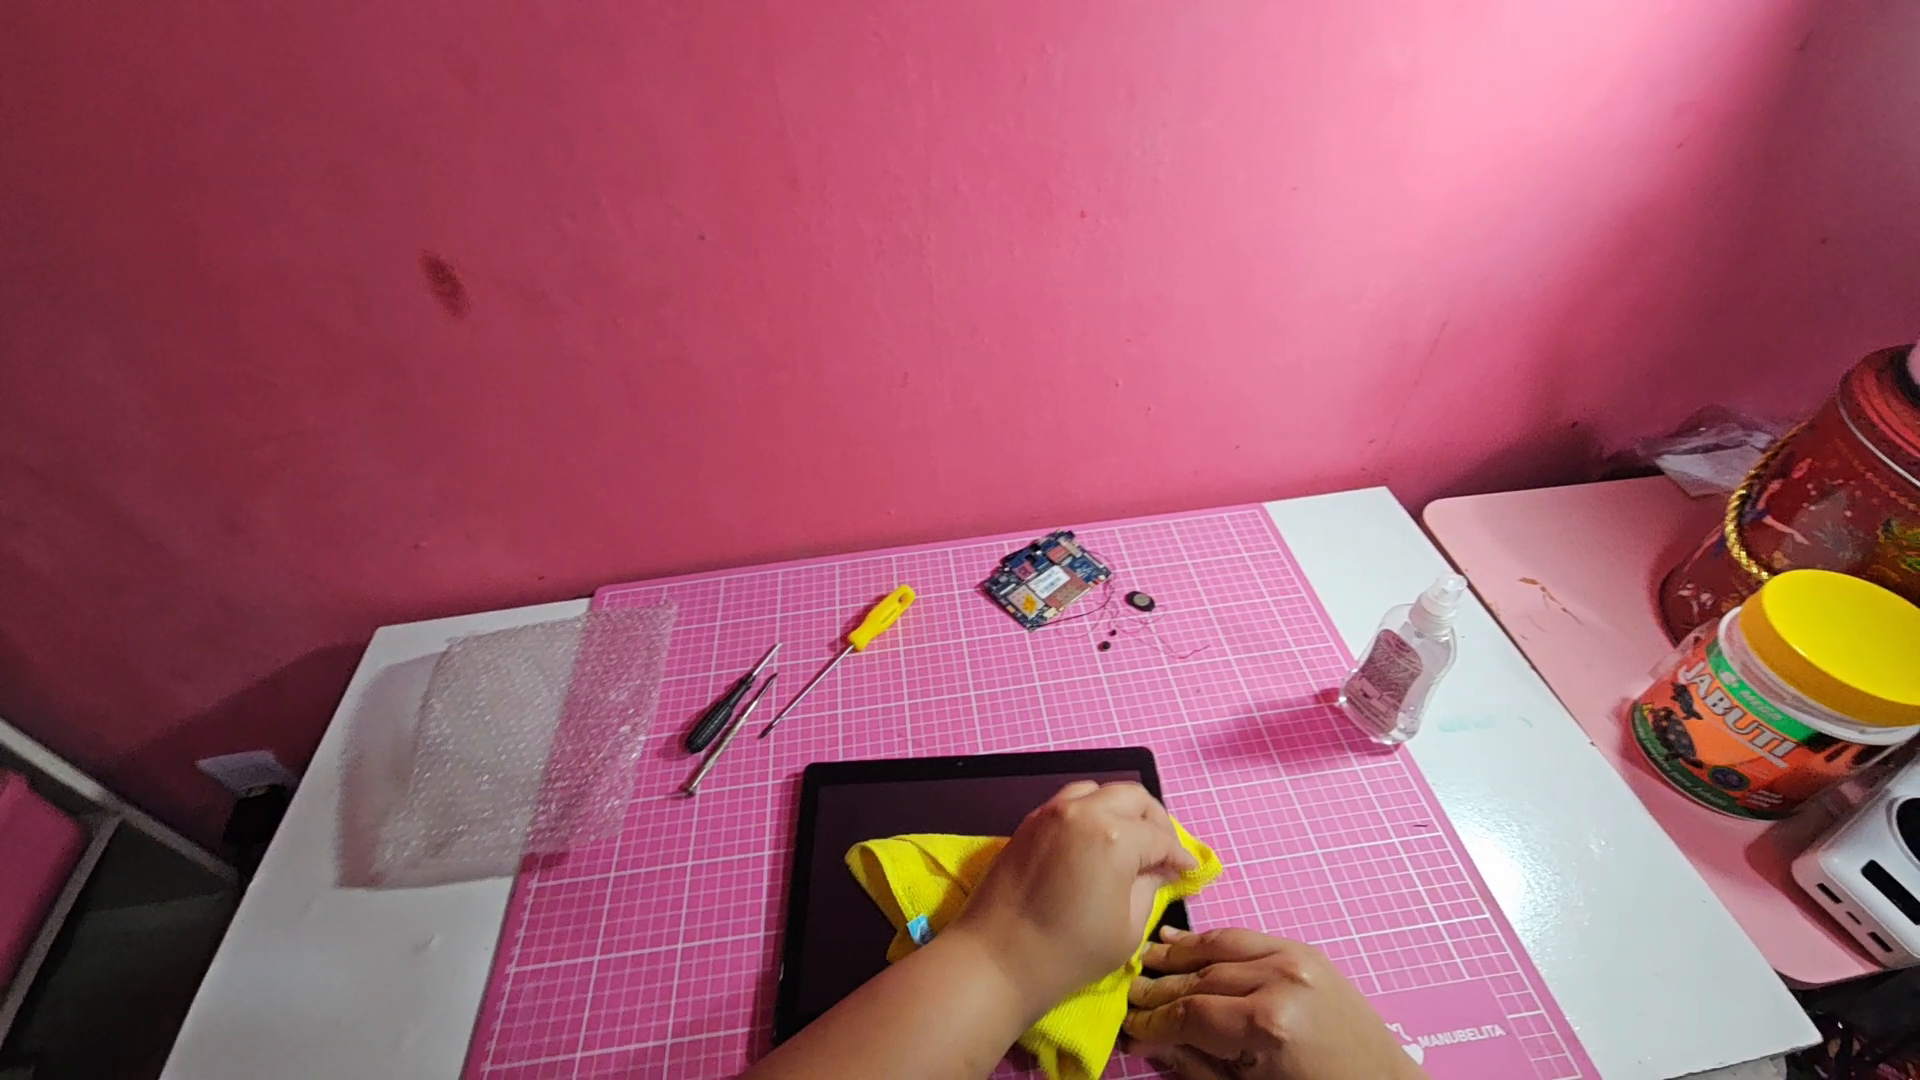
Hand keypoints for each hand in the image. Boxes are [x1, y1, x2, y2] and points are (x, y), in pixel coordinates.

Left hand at [945, 781, 1197, 1016]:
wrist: (998, 956)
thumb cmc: (1070, 952)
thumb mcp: (1128, 927)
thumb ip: (1150, 886)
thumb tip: (1162, 868)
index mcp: (1114, 837)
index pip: (1159, 837)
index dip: (1179, 855)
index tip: (1188, 871)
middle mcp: (1083, 811)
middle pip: (1132, 797)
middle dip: (1155, 821)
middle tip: (1163, 851)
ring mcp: (1053, 810)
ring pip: (1099, 791)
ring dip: (1121, 809)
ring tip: (1131, 841)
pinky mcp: (1031, 819)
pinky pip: (1070, 801)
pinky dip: (1092, 811)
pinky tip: (1097, 841)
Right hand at [1123, 927, 1429, 1079]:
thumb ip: (1198, 1067)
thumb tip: (1149, 1045)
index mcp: (1268, 1024)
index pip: (1190, 1014)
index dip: (1154, 1024)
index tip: (1128, 1028)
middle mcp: (1279, 980)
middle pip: (1200, 979)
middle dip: (1160, 990)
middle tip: (1128, 994)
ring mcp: (1294, 958)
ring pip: (1217, 949)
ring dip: (1177, 954)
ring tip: (1144, 958)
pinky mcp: (1304, 951)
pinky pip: (1245, 938)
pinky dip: (1210, 939)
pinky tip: (1179, 939)